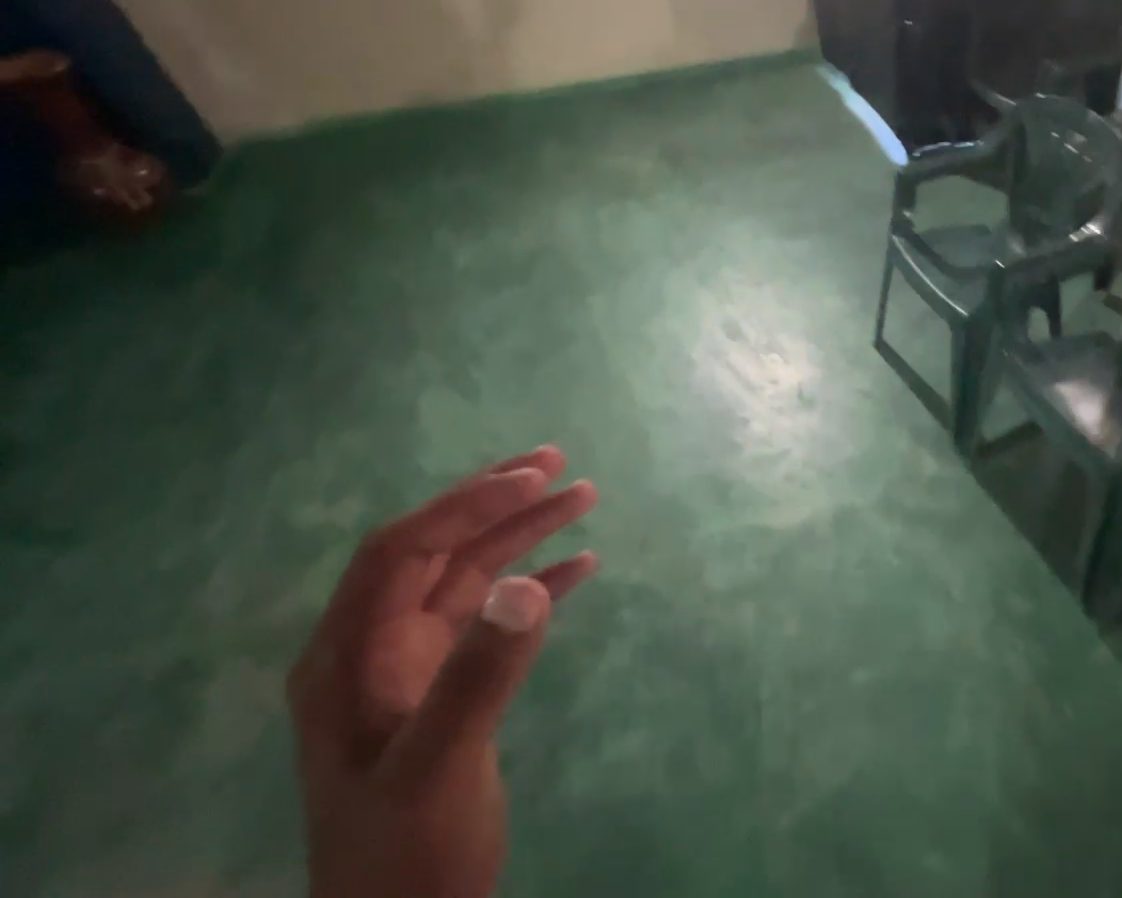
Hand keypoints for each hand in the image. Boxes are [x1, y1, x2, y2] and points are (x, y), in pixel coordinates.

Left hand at [288, 446, 600, 897]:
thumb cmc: (409, 850)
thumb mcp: (438, 766)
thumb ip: (477, 675)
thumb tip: (527, 584)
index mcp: (347, 657)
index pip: (400, 552)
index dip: (467, 505)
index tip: (537, 479)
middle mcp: (373, 648)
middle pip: (435, 552)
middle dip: (495, 503)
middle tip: (559, 463)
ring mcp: (411, 667)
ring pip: (469, 577)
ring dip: (522, 535)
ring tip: (583, 496)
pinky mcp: (448, 686)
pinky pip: (493, 615)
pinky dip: (538, 583)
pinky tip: (582, 565)